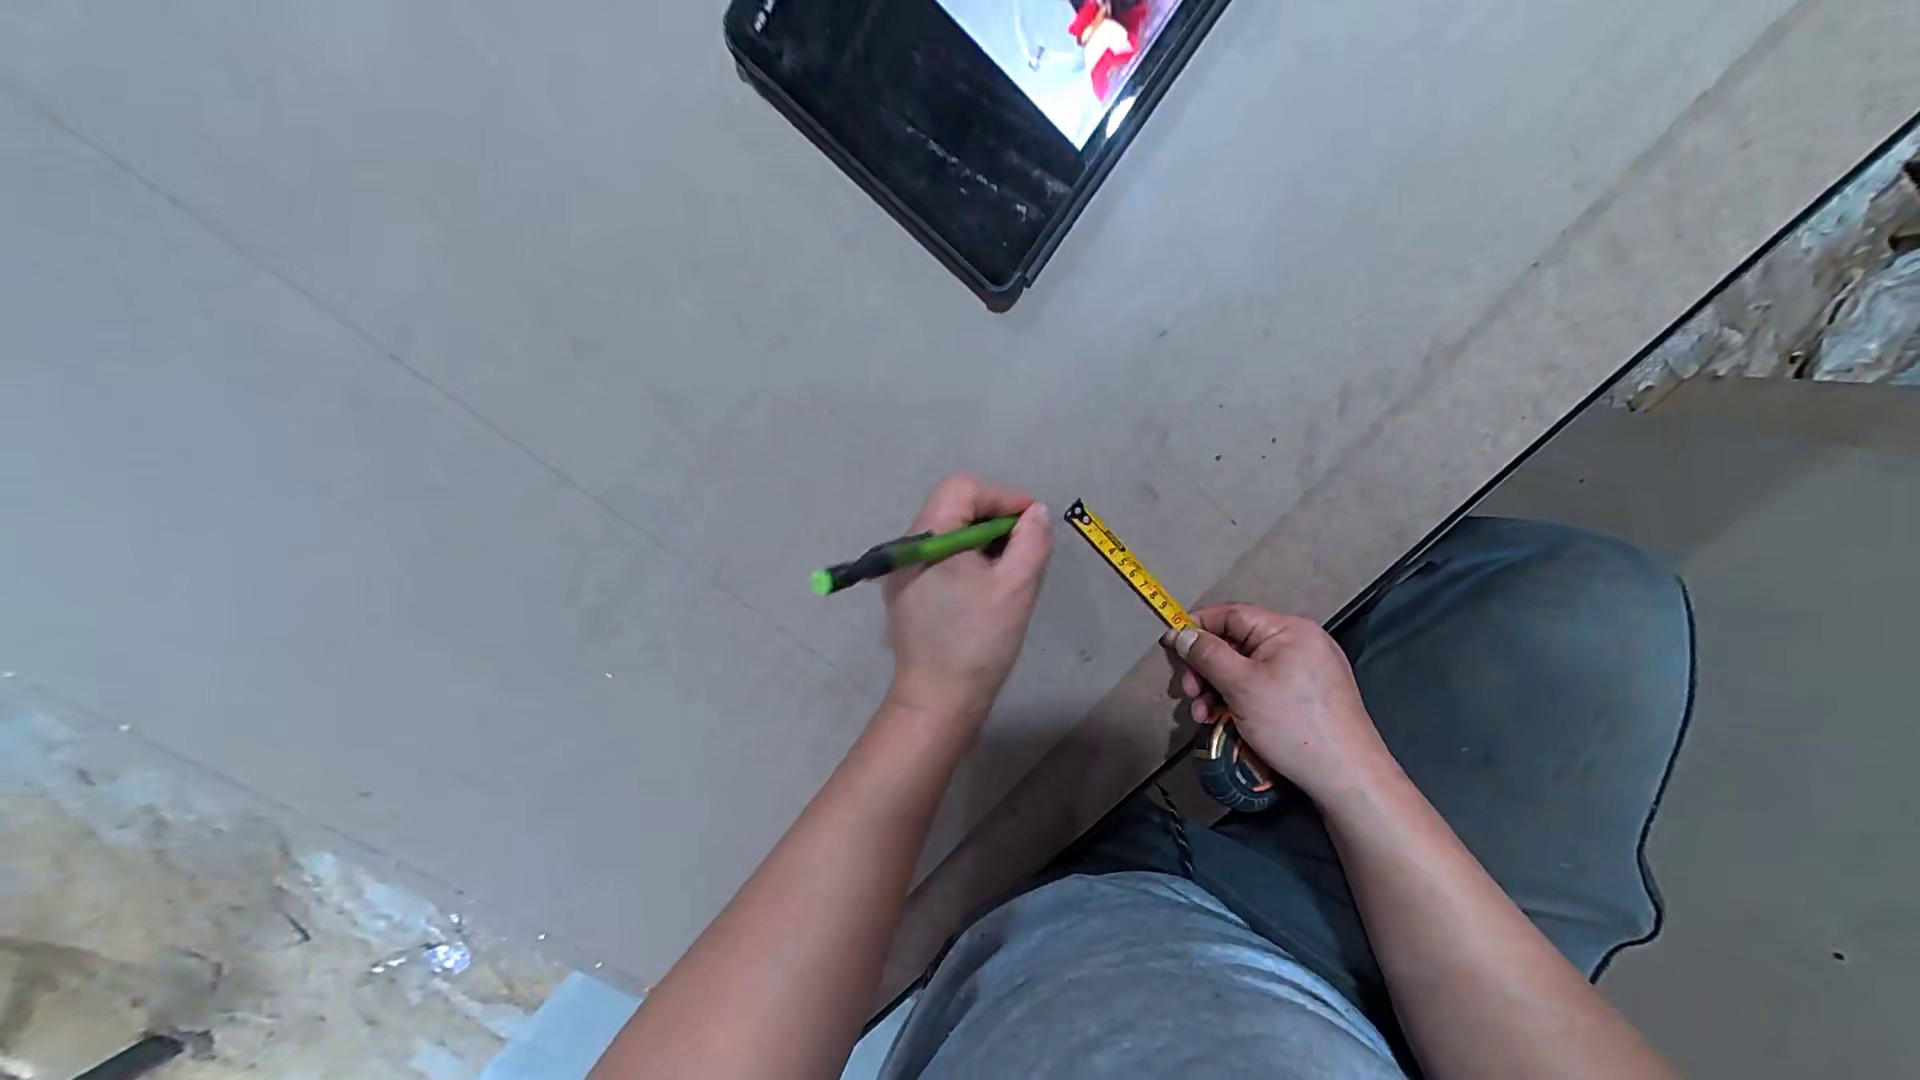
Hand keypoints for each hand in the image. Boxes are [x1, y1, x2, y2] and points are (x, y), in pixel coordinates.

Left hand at [883, 475, 1052, 721]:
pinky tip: (986, 585)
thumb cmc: (978, 641)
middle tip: (1023, 546)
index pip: (963, 488)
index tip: (1030, 523)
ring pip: (948, 531)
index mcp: (927, 536)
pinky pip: (940, 555)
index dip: (1002, 497)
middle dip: (994, 517)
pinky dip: (967, 558)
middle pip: (953, 506)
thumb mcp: (1016, 587)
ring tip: (1008, 568)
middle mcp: (907, 546)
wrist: (938, 699)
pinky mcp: (906, 591)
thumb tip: (1036, 512)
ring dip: (982, 539)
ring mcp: (903, 570)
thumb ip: (1031, 541)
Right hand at [1164, 603, 1396, 803]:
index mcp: (1289, 630)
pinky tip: (1223, 719)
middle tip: (1189, 691)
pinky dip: (1237, 699)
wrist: (1347, 778)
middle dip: (1205, 668)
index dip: (1197, 626)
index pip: (1231, 614)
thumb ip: (1207, 654)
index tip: (1171, 645)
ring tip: (1204, 714)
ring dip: (1216, 688)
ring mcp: (1303, 670)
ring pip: (1244, 668)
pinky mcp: (1304, 694)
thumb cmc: (1296, 727)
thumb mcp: (1241, 685)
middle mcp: (1299, 643)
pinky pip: (1260, 685)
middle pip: (1235, 643)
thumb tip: (1181, 634)